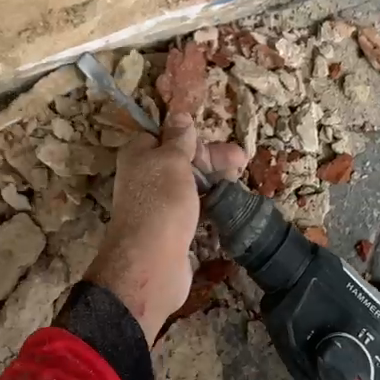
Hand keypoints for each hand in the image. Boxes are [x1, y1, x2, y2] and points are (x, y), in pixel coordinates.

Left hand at [84, 108, 246, 342]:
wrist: (150, 265)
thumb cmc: (161, 202)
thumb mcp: (172, 161)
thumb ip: (179, 139)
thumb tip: (179, 114)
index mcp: (139, 154)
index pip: (165, 135)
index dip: (189, 137)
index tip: (212, 139)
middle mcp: (145, 176)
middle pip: (181, 159)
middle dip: (211, 158)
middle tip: (241, 160)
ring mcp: (158, 203)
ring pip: (189, 184)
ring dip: (213, 179)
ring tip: (239, 177)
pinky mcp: (171, 227)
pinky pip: (192, 207)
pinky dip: (208, 203)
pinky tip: (227, 203)